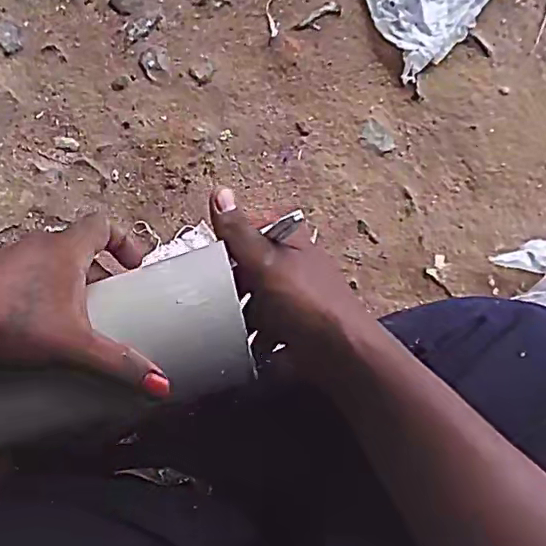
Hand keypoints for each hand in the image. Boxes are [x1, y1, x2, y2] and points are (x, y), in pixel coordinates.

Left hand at [0, 213, 169, 395]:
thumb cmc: (12, 326)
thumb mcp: (74, 346)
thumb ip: (119, 365)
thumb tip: (162, 386)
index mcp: (62, 249)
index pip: (102, 224)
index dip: (124, 241)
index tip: (134, 268)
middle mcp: (34, 246)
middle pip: (76, 246)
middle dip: (98, 271)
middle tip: (109, 301)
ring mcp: (5, 260)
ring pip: (47, 263)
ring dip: (66, 282)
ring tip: (74, 319)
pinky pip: (22, 278)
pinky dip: (38, 293)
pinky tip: (34, 327)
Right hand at [209, 187, 375, 372]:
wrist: (338, 353)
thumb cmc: (306, 302)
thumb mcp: (266, 262)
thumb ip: (239, 233)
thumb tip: (220, 192)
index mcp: (289, 241)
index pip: (247, 232)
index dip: (226, 246)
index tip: (207, 262)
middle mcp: (291, 267)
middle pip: (245, 270)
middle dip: (227, 285)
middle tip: (209, 297)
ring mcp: (290, 300)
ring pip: (250, 302)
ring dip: (235, 315)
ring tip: (221, 324)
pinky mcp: (289, 330)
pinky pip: (258, 330)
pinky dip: (248, 337)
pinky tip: (239, 345)